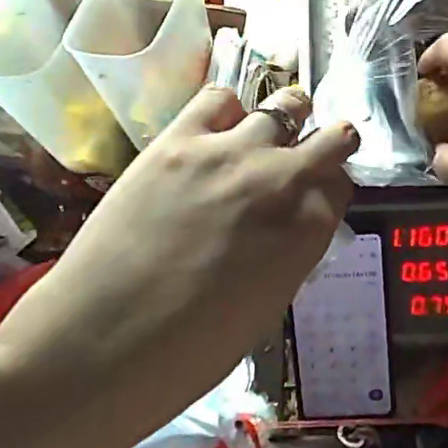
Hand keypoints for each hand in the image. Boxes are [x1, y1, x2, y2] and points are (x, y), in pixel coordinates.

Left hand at [47, 86, 356, 375]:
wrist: (106, 337)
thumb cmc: (193, 348)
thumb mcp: (266, 306)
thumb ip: (288, 253)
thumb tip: (283, 230)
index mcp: (310, 228)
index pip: (341, 185)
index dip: (329, 188)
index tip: (315, 192)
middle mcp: (282, 178)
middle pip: (331, 135)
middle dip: (325, 143)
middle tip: (305, 154)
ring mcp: (229, 152)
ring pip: (282, 107)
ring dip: (282, 120)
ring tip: (261, 137)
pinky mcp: (177, 140)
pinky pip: (217, 99)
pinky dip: (225, 111)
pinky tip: (213, 132)